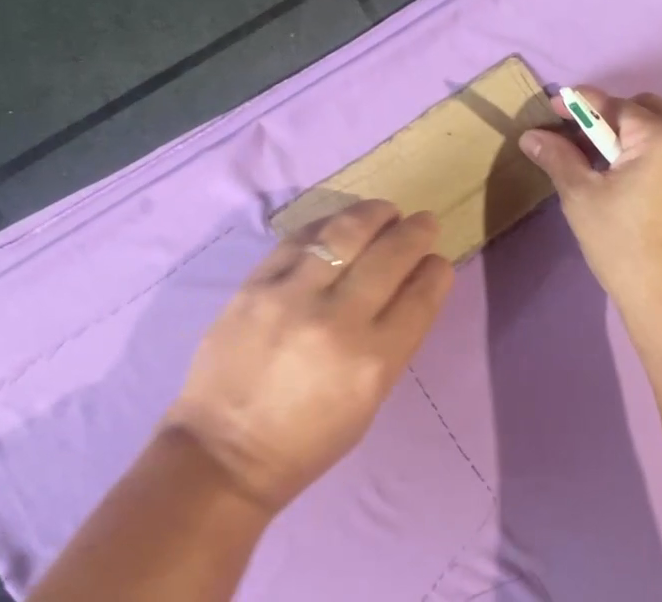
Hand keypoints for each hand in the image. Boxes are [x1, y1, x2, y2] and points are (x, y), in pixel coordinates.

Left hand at [162, 201, 453, 512]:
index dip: (435, 272)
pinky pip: (299, 239)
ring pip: (345, 233)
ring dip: (373, 214)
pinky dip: (326, 225)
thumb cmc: (305, 441)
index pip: (419, 297)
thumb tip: (407, 290)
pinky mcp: (256, 283)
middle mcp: (337, 319)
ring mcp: (292, 295)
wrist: (224, 451)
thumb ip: (389, 343)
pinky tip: (338, 223)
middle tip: (424, 222)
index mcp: (373, 361)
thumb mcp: (366, 402)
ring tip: (385, 210)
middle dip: (415, 232)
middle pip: (389, 255)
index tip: (438, 260)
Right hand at [519, 88, 661, 343]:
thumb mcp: (583, 199)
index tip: (552, 110)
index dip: (579, 103)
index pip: (614, 104)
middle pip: (647, 111)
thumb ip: (559, 158)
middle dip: (612, 119)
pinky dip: (661, 159)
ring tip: (610, 171)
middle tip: (582, 145)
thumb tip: (532, 135)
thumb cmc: (627, 250)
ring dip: (638, 139)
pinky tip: (641, 192)